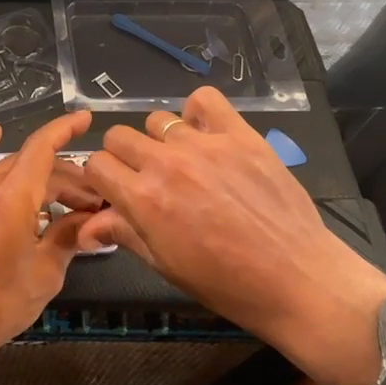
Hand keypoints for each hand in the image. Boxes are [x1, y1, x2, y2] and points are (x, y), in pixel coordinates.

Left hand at [0, 112, 96, 378]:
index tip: (86, 120)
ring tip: (67, 202)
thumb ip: (68, 237)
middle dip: (68, 179)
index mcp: (13, 198)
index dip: (65, 130)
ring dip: (40, 178)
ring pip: (9, 169)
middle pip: (33, 165)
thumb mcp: (46, 273)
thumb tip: (90, 220)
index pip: (43, 149)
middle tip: (94, 204)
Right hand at [79, 88, 385, 384]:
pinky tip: (206, 135)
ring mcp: (204, 145)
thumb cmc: (227, 284)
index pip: (96, 164)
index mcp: (144, 199)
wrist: (298, 282)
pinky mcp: (240, 135)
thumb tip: (87, 227)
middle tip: (147, 179)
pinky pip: (204, 100)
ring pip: (157, 120)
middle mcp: (166, 164)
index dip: (103, 180)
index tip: (117, 192)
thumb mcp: (167, 266)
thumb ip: (124, 234)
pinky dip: (198, 112)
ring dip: (161, 140)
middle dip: (124, 158)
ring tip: (184, 162)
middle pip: (119, 137)